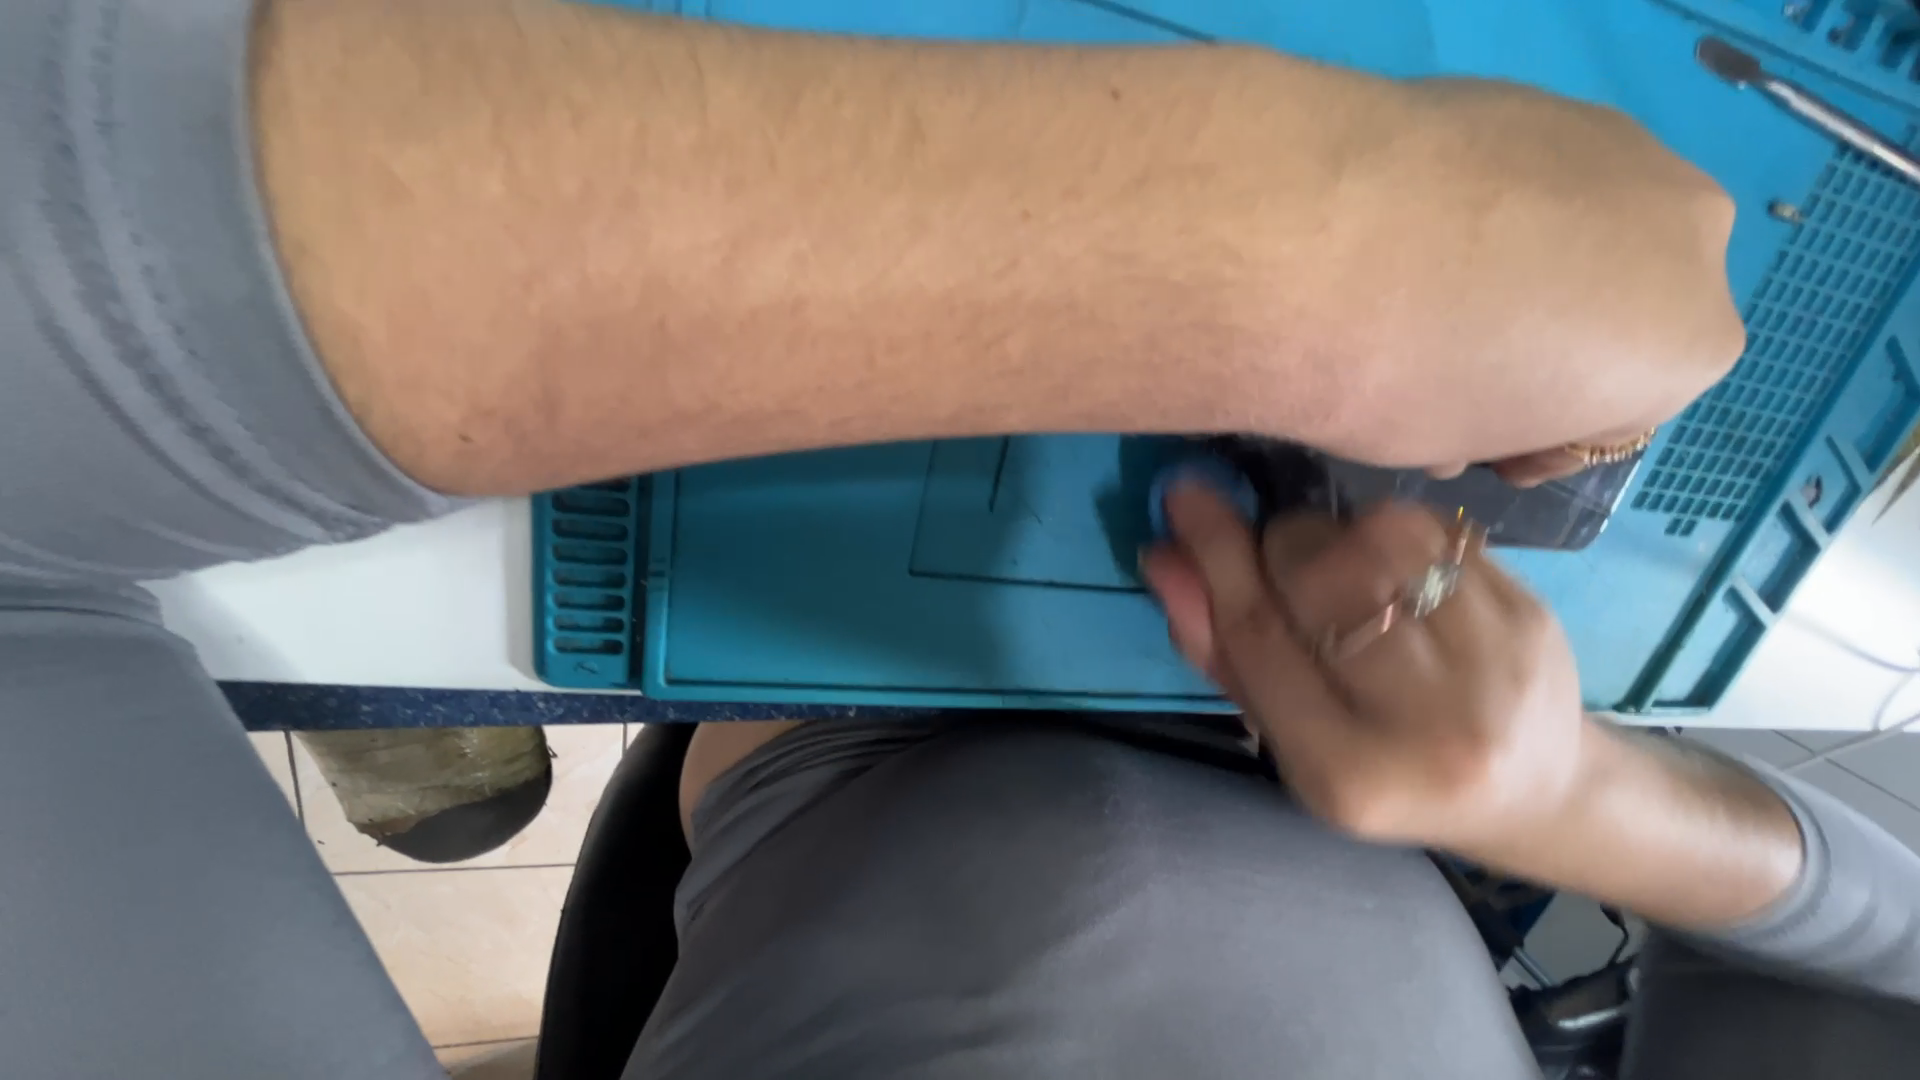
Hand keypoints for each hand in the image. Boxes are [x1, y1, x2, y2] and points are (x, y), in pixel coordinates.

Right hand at [1141, 482, 1595, 859]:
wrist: (1528, 786)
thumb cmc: (1374, 762)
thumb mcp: (1281, 727)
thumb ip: (1219, 647)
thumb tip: (1164, 556)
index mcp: (1348, 773)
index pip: (1260, 639)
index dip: (1215, 558)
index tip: (1183, 495)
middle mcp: (1431, 725)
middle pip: (1320, 580)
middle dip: (1278, 546)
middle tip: (1278, 560)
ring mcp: (1496, 665)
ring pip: (1379, 539)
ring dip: (1337, 534)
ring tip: (1341, 572)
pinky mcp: (1532, 613)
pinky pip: (1434, 529)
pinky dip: (1393, 533)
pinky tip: (1398, 575)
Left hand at [1279, 77, 1745, 485]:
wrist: (1313, 249)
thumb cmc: (1391, 381)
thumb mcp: (1444, 443)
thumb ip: (1486, 423)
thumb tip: (1462, 402)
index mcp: (1682, 352)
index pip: (1612, 418)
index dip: (1533, 440)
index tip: (1471, 448)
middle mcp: (1692, 237)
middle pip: (1609, 317)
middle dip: (1533, 353)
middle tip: (1439, 370)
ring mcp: (1624, 149)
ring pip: (1574, 239)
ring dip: (1512, 274)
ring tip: (1413, 294)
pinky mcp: (1539, 98)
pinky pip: (1520, 182)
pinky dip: (1476, 214)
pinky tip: (1398, 230)